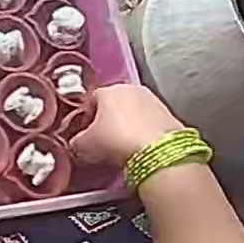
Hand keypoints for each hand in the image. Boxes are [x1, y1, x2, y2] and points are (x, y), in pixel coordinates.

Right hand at [70, 83, 186, 167]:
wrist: (157, 153)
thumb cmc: (119, 141)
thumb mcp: (83, 146)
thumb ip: (74, 143)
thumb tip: (74, 145)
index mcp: (109, 89)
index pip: (90, 100)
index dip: (84, 119)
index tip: (83, 134)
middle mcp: (132, 90)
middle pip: (113, 105)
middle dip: (106, 122)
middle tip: (101, 143)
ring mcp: (153, 101)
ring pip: (132, 114)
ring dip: (125, 127)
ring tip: (120, 149)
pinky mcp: (169, 116)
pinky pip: (148, 124)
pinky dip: (142, 134)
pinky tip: (138, 150)